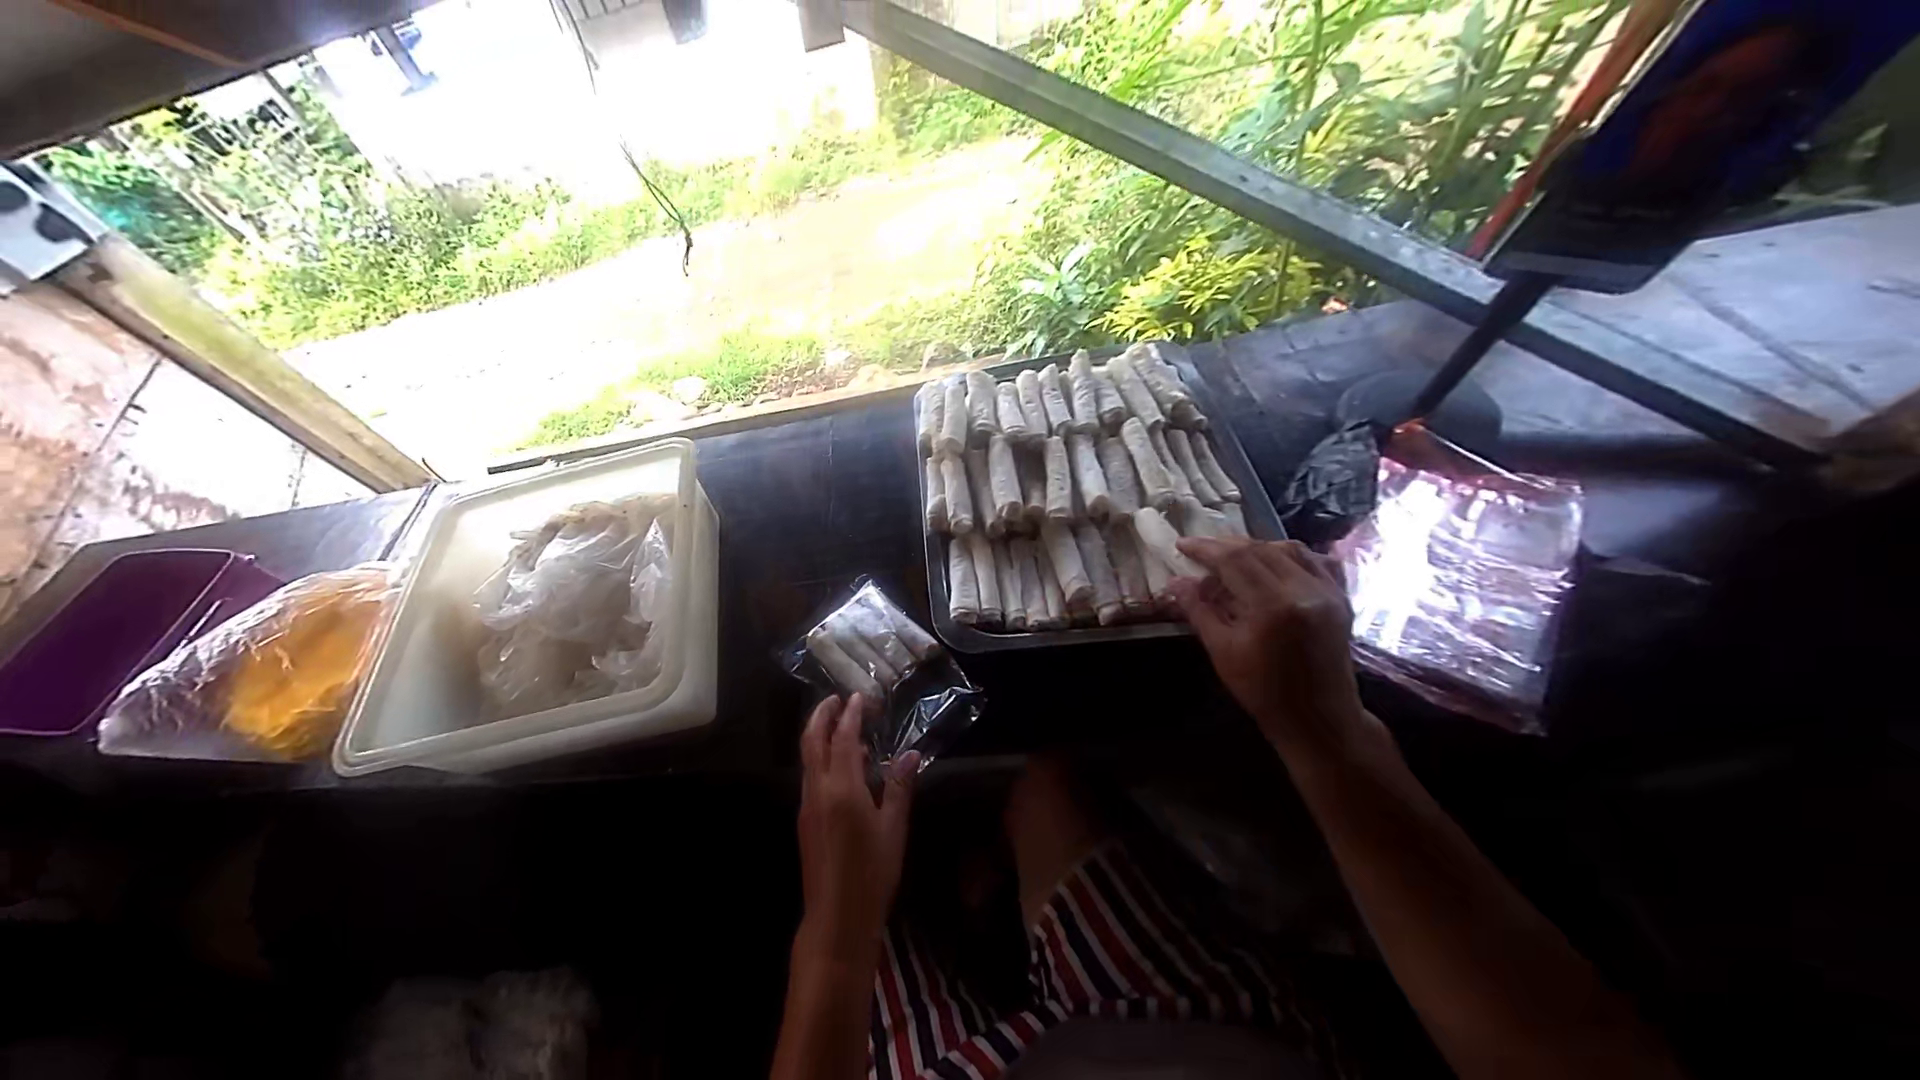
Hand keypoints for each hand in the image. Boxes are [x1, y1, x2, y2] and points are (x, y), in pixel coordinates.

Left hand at [796, 694, 916, 964]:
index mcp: (842, 789)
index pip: (844, 739)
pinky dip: (822, 759)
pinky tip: (843, 767)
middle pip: (812, 741)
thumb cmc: (872, 873)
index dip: (851, 715)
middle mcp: (818, 791)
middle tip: (837, 699)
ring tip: (843, 727)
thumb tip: (911, 755)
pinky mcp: (805, 821)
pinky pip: (811, 777)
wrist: (836, 919)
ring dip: (821, 736)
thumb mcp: (893, 828)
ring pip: (808, 759)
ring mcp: (807, 806)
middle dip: (822, 715)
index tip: (860, 697)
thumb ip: (899, 787)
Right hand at [1169, 538, 1381, 763]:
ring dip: (1256, 547)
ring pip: (1288, 549)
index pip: (1234, 559)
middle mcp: (1304, 590)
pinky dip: (1289, 555)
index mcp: (1273, 606)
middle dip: (1226, 546)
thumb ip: (1199, 610)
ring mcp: (1327, 592)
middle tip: (1200, 552)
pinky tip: (1272, 564)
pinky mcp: (1340, 598)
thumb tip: (1176, 581)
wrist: (1318, 719)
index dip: (1205, 548)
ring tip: (1232, 558)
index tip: (1182, 545)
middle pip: (1259, 549)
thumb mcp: (1221, 651)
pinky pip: (1315, 560)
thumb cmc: (1263, 691)